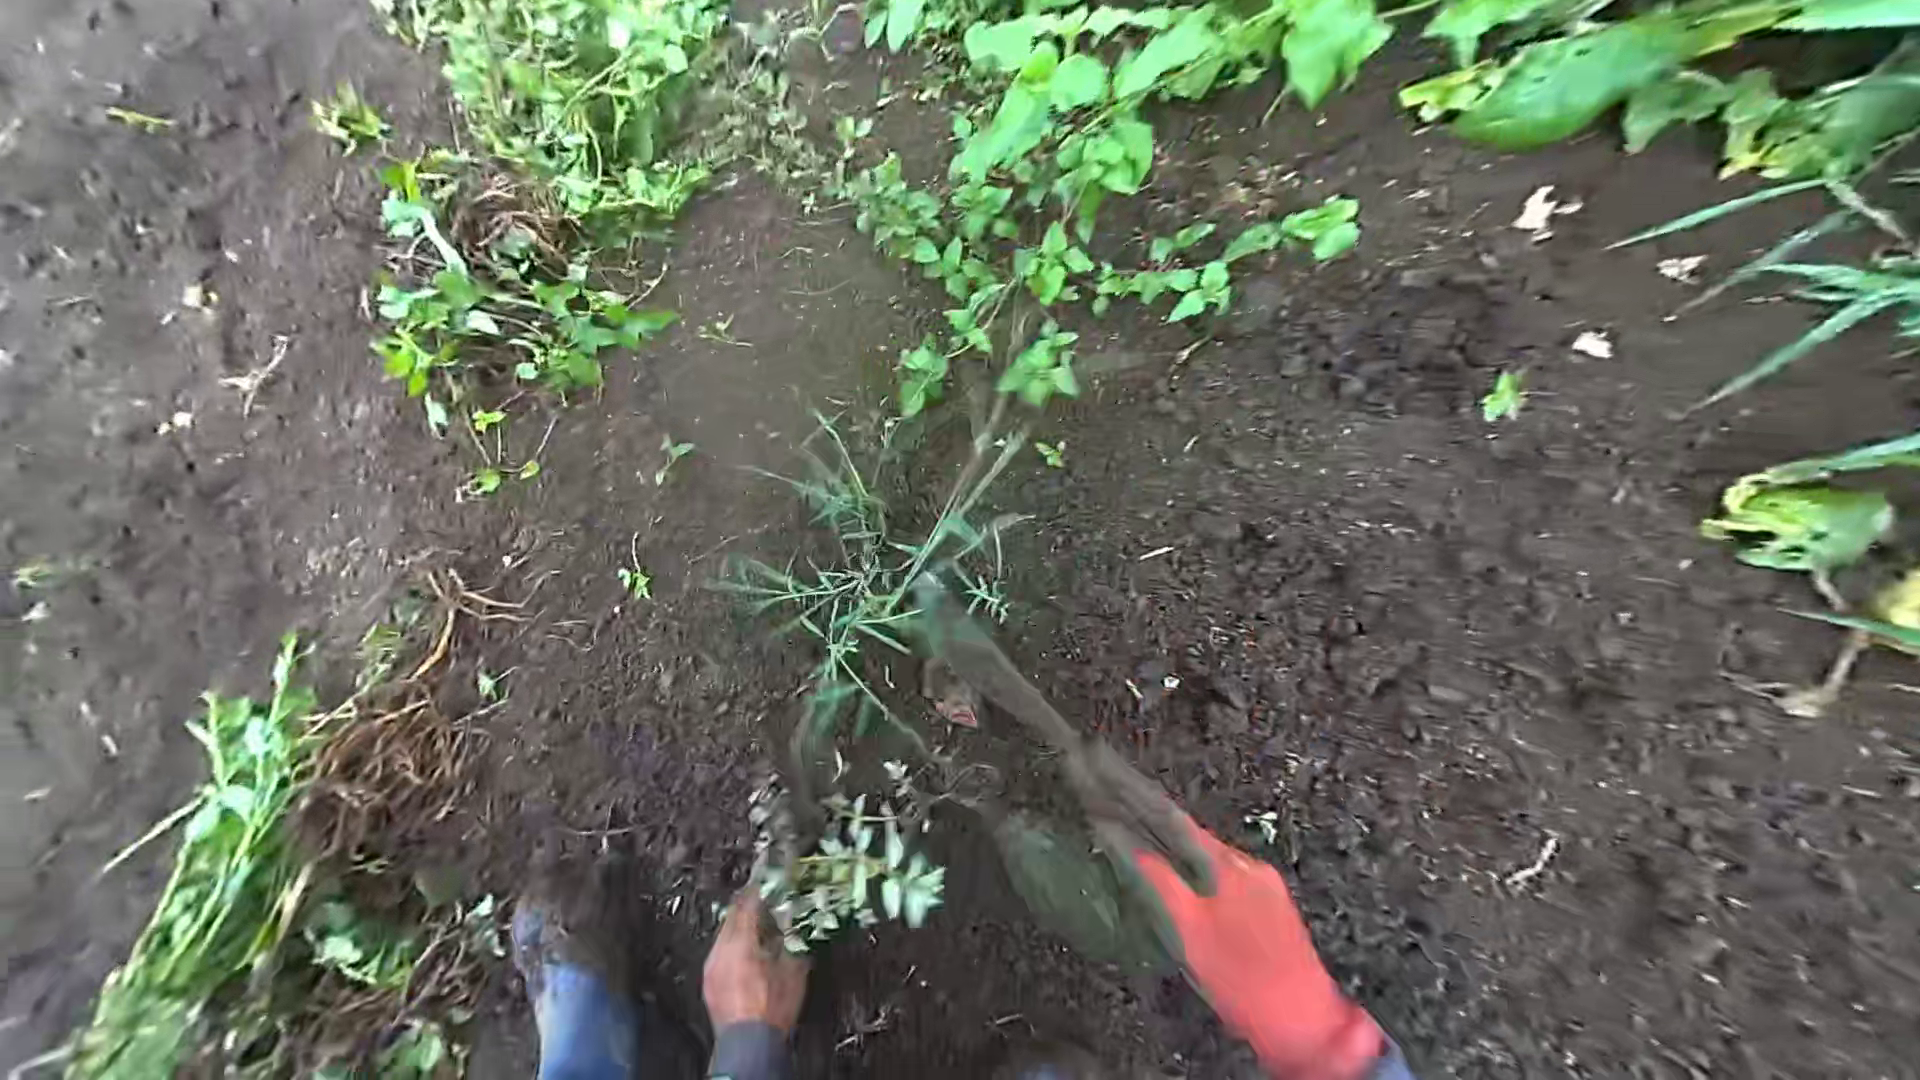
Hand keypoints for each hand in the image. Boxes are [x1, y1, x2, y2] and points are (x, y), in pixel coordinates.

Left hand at [702, 887, 809, 1034]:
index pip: (748, 902)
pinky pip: (721, 948)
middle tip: (766, 895)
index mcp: (740, 944)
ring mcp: (711, 967)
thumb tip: (795, 916)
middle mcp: (720, 952)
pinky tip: (749, 946)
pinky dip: (734, 940)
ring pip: (725, 930)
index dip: (761, 887)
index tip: (771, 878)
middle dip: (750, 902)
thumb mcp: (793, 967)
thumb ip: (793, 936)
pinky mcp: (709, 981)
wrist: (749, 1049)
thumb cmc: (772, 1010)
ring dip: (742, 922)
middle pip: (733, 913)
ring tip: (760, 920)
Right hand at [1133, 816, 1383, 1079]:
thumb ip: (1162, 882)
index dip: (1155, 819)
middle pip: (1204, 845)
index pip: (1185, 826)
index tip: (1130, 816)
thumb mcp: (1189, 929)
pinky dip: (1216, 886)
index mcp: (1230, 864)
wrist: (1304, 1024)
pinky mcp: (1279, 909)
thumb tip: (1134, 848)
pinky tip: (1202, 905)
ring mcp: (1270, 887)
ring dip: (1196, 869)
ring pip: (1221, 865)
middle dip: (1174, 848)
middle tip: (1144, 854)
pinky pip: (1238, 883)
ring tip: (1169, 881)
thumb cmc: (1240, 977)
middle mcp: (1253, 866)